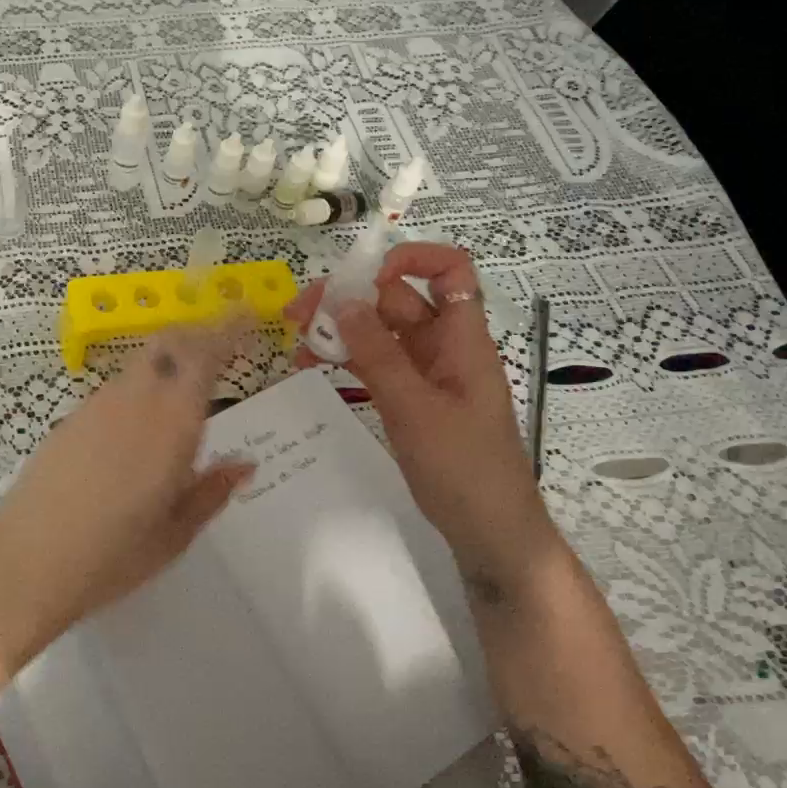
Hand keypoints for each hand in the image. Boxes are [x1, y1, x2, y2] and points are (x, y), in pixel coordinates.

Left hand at [0, 320, 256, 676]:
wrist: (25, 559)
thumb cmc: (111, 556)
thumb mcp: (174, 535)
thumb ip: (210, 492)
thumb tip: (244, 464)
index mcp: (171, 423)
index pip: (204, 354)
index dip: (228, 328)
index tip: (247, 314)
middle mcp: (134, 400)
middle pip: (168, 343)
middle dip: (198, 335)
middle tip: (222, 344)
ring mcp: (96, 406)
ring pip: (140, 364)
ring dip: (167, 361)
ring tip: (185, 386)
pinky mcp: (69, 420)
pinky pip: (115, 389)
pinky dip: (139, 387)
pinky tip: (139, 424)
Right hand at [285, 242, 560, 584]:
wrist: (489, 529)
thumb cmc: (464, 468)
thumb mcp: (415, 409)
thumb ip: (378, 355)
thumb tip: (345, 302)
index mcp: (461, 340)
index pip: (451, 270)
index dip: (411, 258)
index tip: (362, 277)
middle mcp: (443, 347)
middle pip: (398, 299)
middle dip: (350, 297)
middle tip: (298, 313)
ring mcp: (425, 373)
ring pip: (379, 331)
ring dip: (340, 328)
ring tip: (297, 341)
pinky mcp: (409, 398)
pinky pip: (374, 363)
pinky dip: (345, 358)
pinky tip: (312, 365)